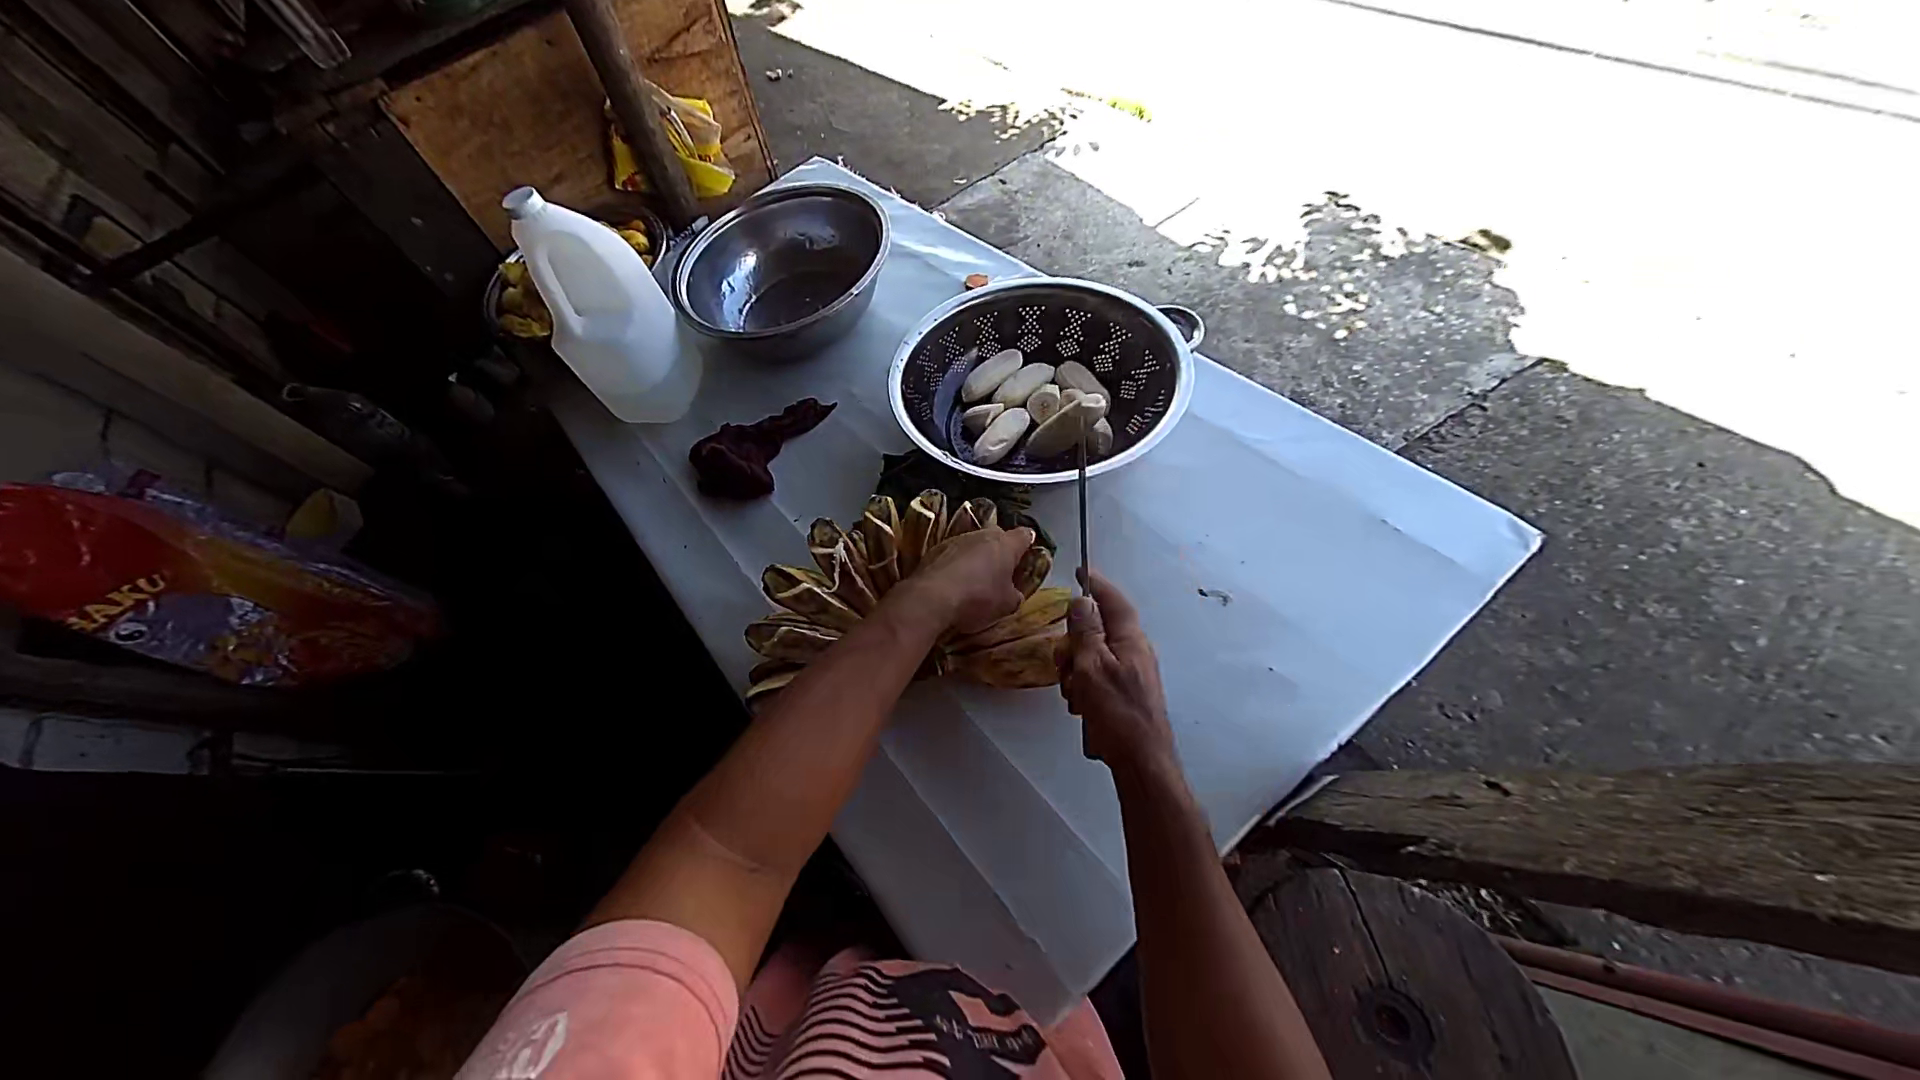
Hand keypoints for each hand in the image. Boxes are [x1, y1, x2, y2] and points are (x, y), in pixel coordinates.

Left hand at [895, 525, 1033, 633]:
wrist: (932, 598)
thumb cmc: (978, 598)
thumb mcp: (1007, 605)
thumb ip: (1015, 594)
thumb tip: (1014, 593)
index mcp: (1005, 544)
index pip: (1024, 535)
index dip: (1027, 545)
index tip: (1027, 555)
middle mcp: (981, 535)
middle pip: (996, 537)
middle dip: (1000, 551)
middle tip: (1001, 573)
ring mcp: (955, 540)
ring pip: (972, 545)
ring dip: (975, 558)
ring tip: (974, 582)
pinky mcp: (934, 550)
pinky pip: (952, 555)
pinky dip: (955, 566)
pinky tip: (953, 585)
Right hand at [1060, 570, 1175, 774]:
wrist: (1142, 760)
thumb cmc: (1117, 712)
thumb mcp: (1092, 667)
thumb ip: (1085, 632)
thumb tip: (1082, 601)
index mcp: (1130, 640)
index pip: (1113, 601)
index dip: (1097, 584)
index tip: (1081, 570)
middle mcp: (1134, 652)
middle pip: (1098, 631)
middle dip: (1074, 644)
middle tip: (1065, 665)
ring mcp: (1131, 674)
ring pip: (1093, 656)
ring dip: (1076, 670)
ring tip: (1075, 695)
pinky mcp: (1126, 694)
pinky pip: (1098, 678)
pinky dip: (1084, 686)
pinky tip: (1082, 707)